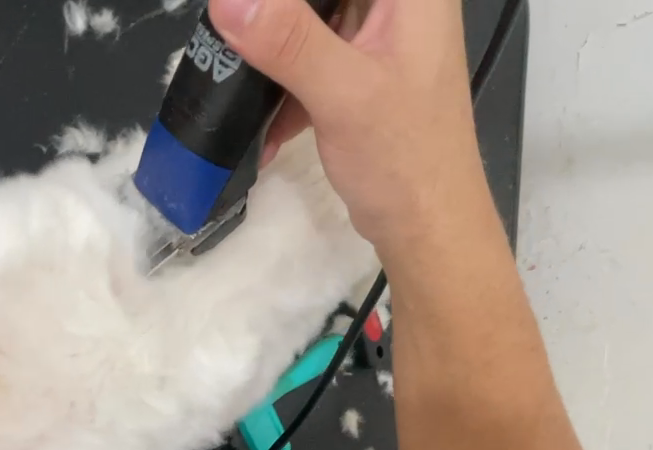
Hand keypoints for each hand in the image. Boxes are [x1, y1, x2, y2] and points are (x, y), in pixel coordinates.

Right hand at [209, 0, 479, 257]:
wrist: (425, 225)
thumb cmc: (402, 157)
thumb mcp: (343, 93)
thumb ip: (287, 42)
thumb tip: (226, 0)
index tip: (240, 11)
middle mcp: (396, 3)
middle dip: (272, 18)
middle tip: (231, 37)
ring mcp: (376, 41)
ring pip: (310, 24)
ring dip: (272, 56)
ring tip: (233, 78)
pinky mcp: (359, 77)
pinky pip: (311, 64)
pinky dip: (285, 92)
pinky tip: (262, 125)